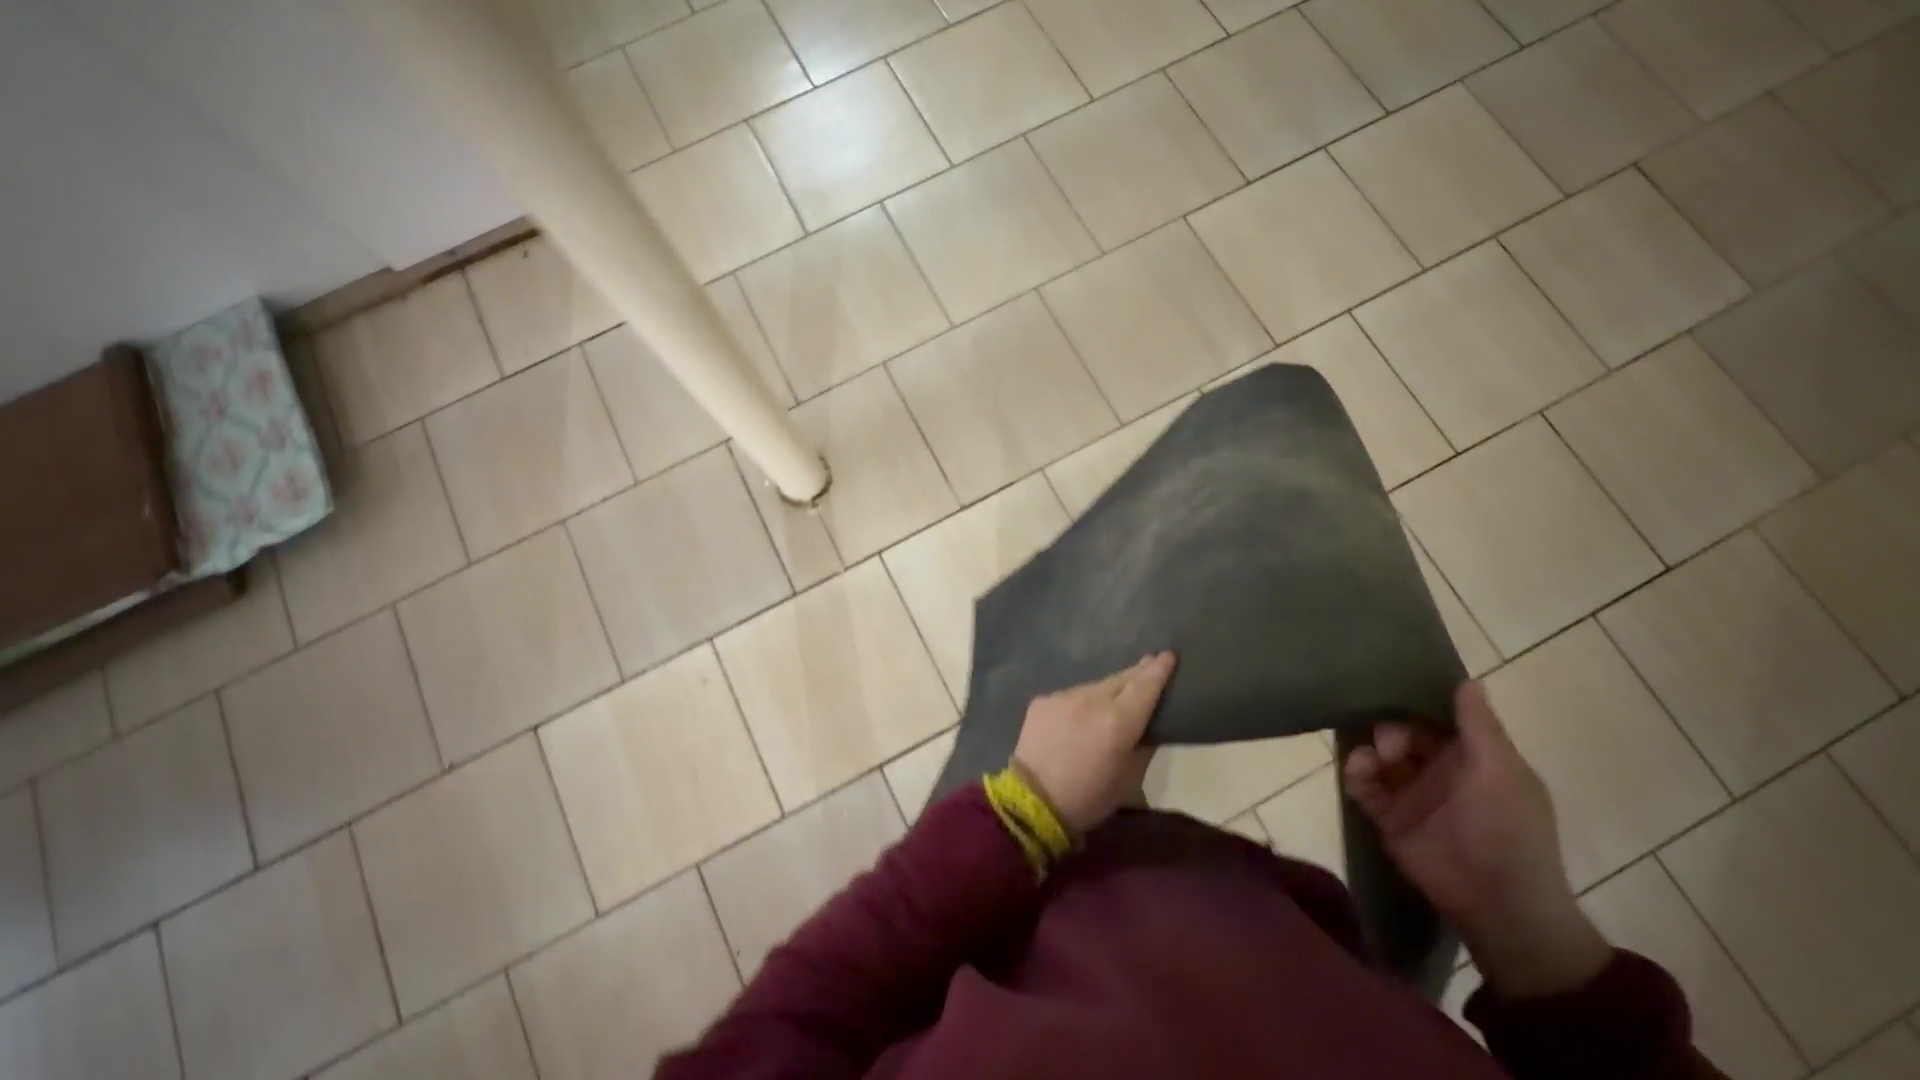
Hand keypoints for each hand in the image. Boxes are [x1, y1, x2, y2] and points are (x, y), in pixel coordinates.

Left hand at [1013, 652, 1175, 835]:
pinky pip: (1070, 696)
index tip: (1169, 656)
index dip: (1159, 670)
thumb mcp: (1129, 779)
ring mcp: (1064, 697)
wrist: (1032, 803)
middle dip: (1137, 672)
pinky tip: (1081, 714)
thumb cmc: (1089, 798)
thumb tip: (1148, 726)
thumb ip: (1143, 745)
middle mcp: (1091, 700)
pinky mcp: (1042, 701)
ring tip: (1116, 694)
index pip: (1145, 686)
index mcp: (1118, 722)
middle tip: (1150, 664)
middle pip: (1121, 679)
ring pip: (1095, 686)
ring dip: (1108, 688)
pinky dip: (1081, 702)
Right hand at [1344, 683, 1609, 998]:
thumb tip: (1466, 679)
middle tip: (1390, 742)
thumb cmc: (1508, 830)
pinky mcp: (1389, 819)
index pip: (1440, 718)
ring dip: (1372, 751)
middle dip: (1392, 729)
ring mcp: (1414, 796)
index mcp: (1476, 757)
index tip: (1394, 686)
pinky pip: (1364, 788)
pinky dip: (1357, 776)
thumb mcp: (1501, 771)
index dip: (1419, 703)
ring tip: (1373, 761)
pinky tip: (1359, 774)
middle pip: (1405, 734)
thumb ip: (1480, 726)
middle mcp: (1442, 771)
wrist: (1497, 903)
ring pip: (1381, 758)